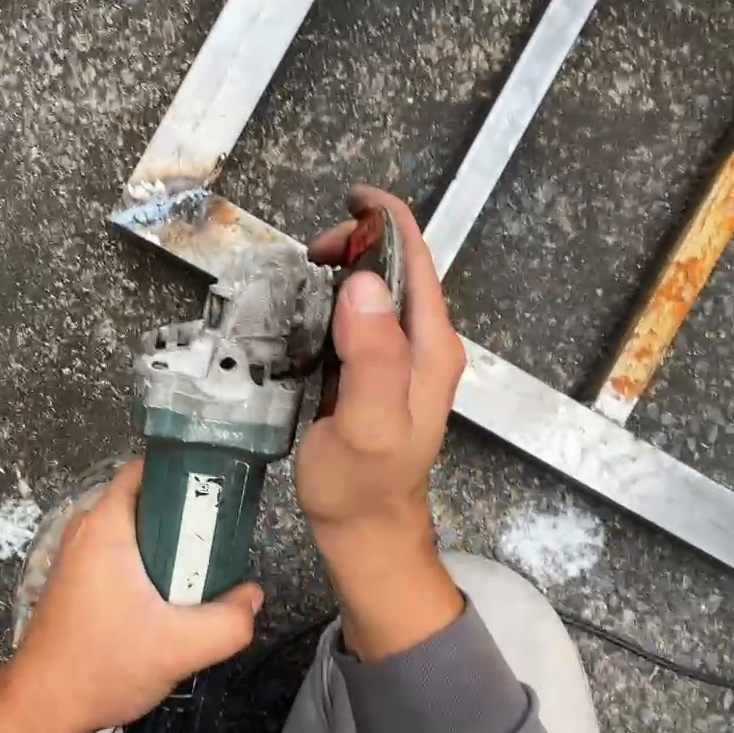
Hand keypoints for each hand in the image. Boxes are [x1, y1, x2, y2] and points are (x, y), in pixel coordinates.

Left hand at [0, 460, 263, 732]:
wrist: (41, 707)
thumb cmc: (105, 664)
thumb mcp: (180, 648)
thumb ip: (229, 622)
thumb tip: (252, 595)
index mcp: (106, 524)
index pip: (145, 468)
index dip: (183, 471)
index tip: (218, 492)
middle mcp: (86, 528)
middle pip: (144, 499)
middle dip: (183, 513)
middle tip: (218, 540)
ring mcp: (77, 554)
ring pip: (133, 529)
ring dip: (166, 543)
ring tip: (200, 570)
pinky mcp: (75, 579)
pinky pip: (118, 552)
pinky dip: (145, 562)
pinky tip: (168, 595)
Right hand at [296, 186, 466, 660]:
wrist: (364, 531)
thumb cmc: (362, 486)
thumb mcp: (368, 426)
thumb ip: (373, 358)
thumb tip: (362, 284)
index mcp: (429, 348)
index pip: (416, 261)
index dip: (386, 219)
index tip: (347, 201)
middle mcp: (422, 344)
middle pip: (397, 267)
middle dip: (357, 242)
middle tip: (309, 254)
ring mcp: (399, 358)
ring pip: (377, 289)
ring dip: (343, 268)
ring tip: (304, 273)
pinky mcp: (374, 371)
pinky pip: (358, 317)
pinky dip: (333, 297)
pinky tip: (307, 306)